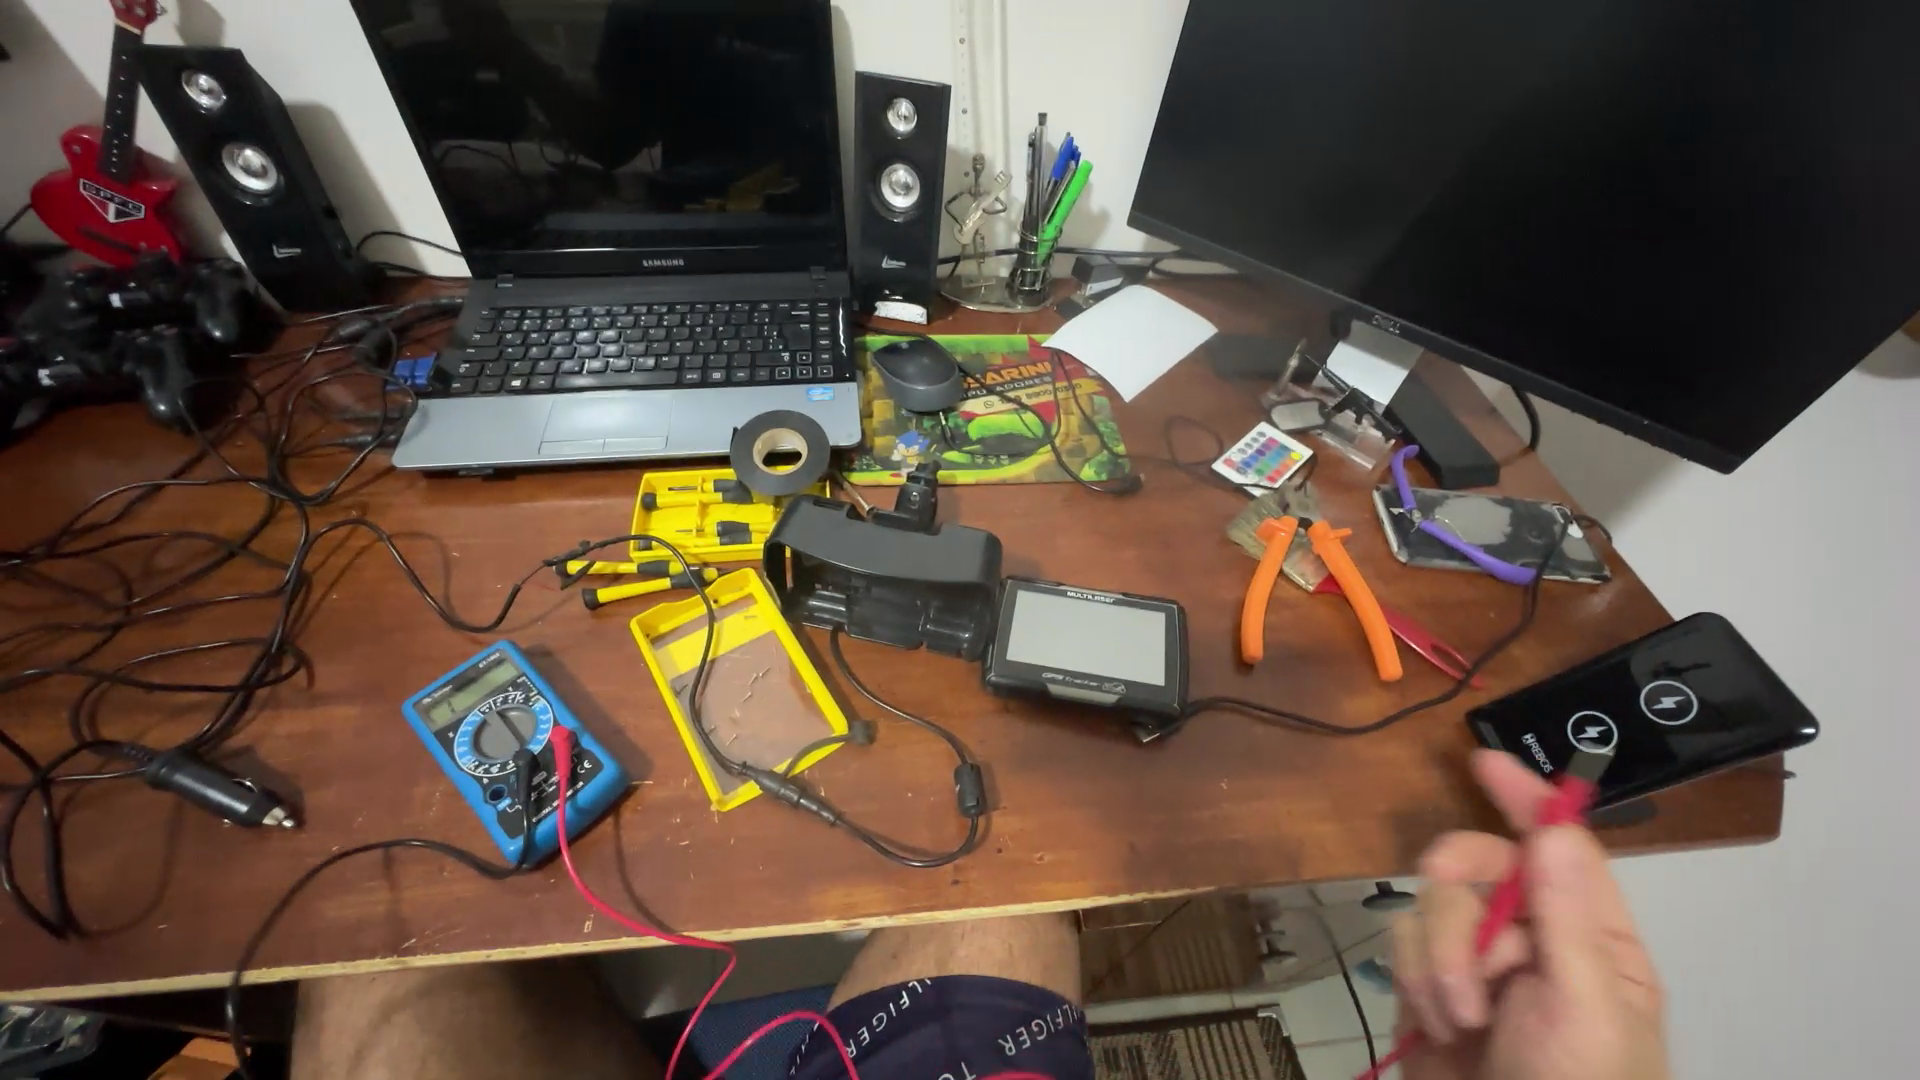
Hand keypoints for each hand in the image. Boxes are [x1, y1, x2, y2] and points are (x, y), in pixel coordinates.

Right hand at [1390, 750, 1668, 1079]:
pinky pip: (1400, 941)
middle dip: (1457, 909)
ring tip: (1460, 1022)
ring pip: (1427, 904)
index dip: (1525, 799)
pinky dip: (1413, 981)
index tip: (1483, 761)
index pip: (1557, 847)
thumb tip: (1553, 825)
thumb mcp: (1587, 1015)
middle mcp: (1530, 935)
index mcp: (1588, 939)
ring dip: (1436, 964)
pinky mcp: (1426, 980)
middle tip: (1462, 962)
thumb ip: (1566, 919)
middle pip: (1471, 864)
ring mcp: (1475, 958)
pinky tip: (1438, 1026)